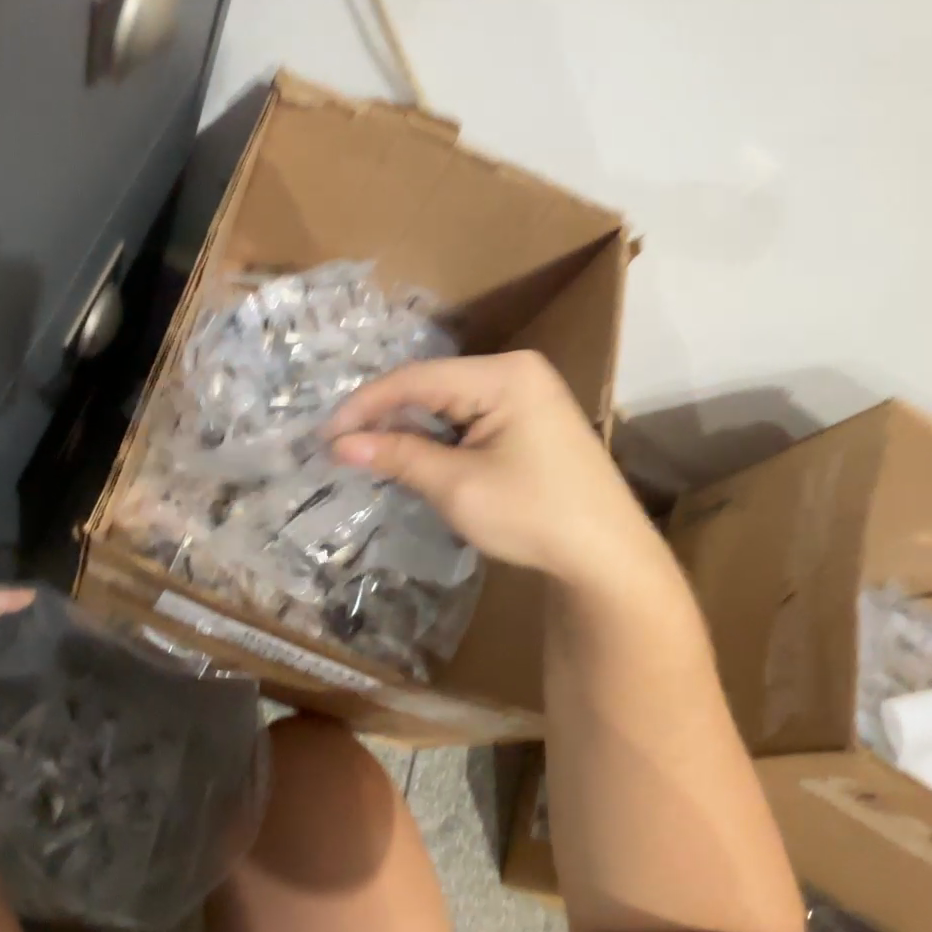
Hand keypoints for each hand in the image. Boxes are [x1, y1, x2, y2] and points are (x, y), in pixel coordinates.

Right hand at [324, 351, 657, 586]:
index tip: (325, 435)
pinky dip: (434, 439)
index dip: (364, 405)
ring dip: (406, 430)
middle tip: (340, 447)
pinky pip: (465, 419)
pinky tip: (408, 457)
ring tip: (365, 454)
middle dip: (384, 417)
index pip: (415, 379)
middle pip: (429, 387)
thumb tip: (338, 443)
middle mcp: (515, 372)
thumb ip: (397, 456)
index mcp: (504, 375)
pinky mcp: (526, 421)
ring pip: (444, 404)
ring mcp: (524, 396)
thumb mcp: (456, 486)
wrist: (607, 559)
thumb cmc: (533, 516)